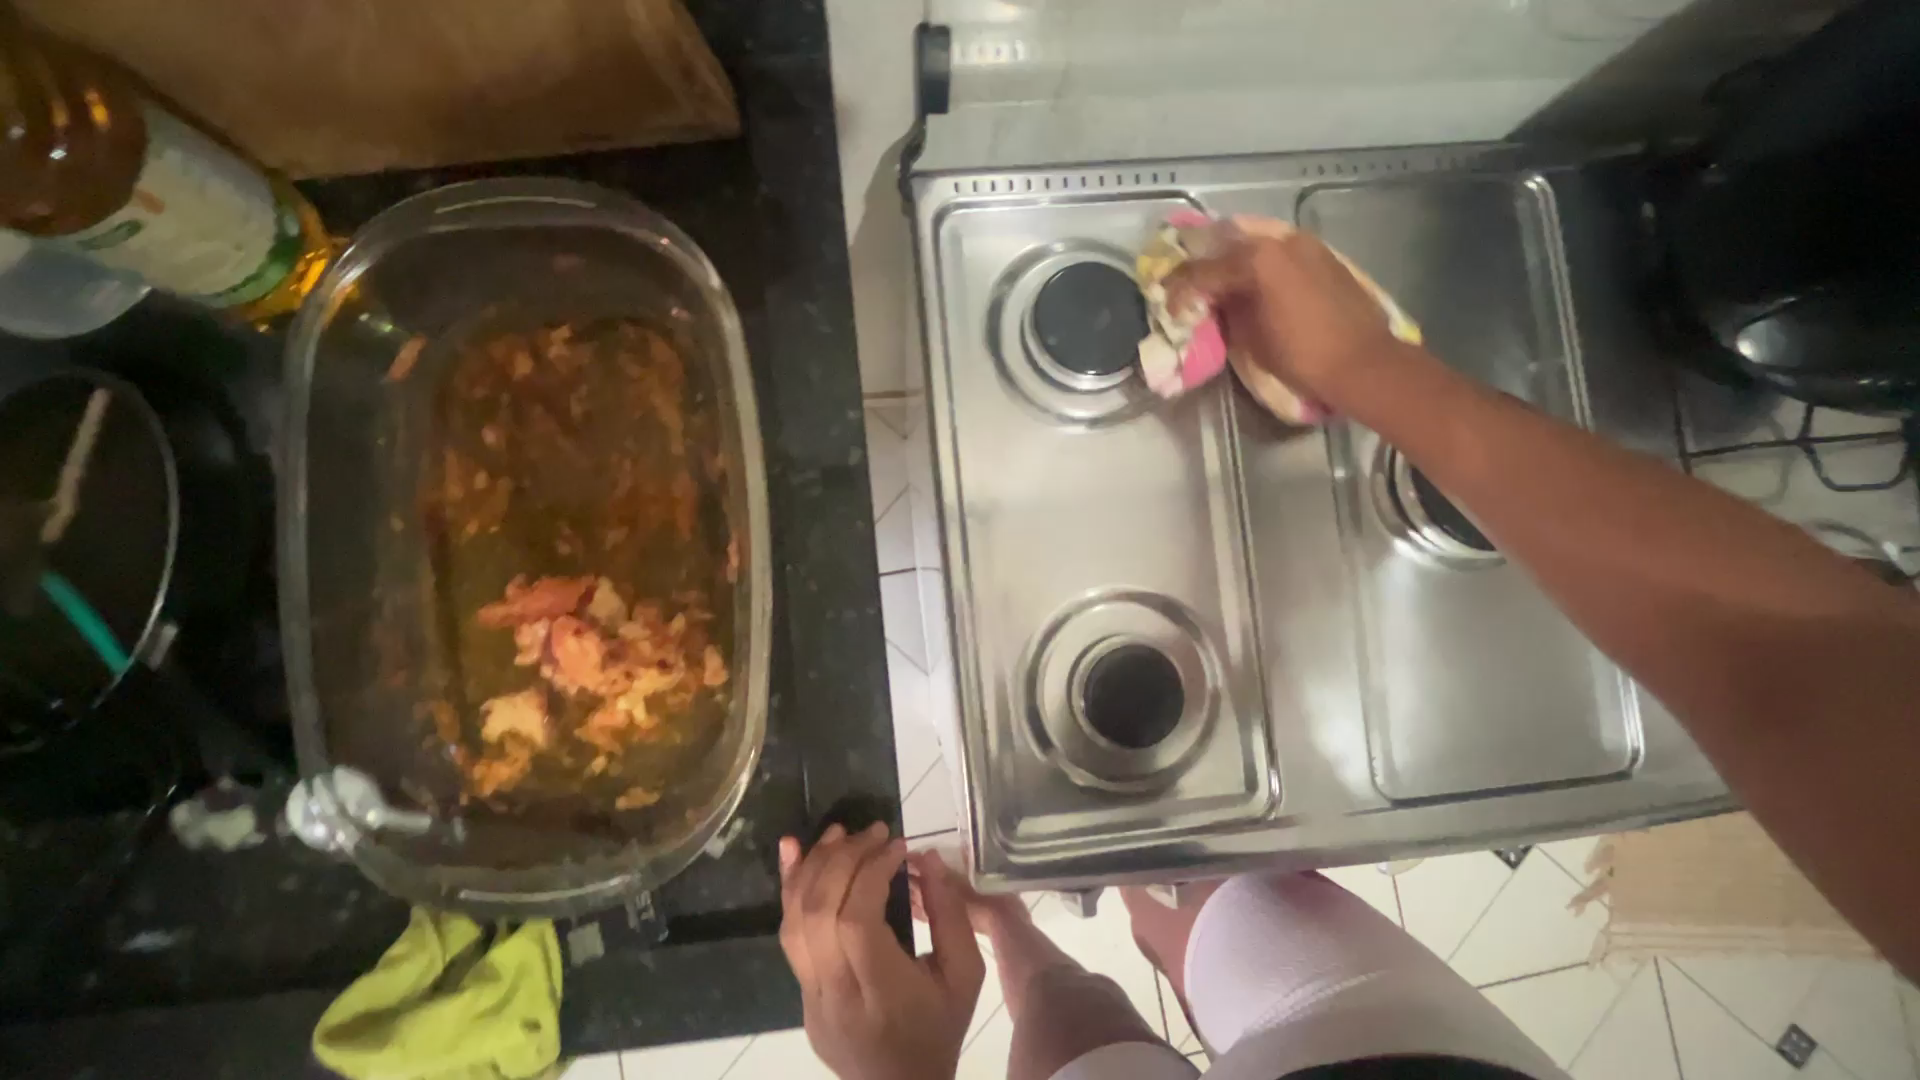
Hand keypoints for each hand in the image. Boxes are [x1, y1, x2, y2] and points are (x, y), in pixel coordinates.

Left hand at [778, 825, 985, 1079]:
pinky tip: (792, 850)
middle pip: (819, 913)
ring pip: (795, 920)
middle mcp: (835, 994)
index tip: (897, 846)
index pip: (857, 921)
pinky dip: (789, 887)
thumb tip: (928, 858)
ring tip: (840, 832)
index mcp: (881, 993)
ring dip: (814, 866)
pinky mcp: (799, 993)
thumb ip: (951, 916)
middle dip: (844, 859)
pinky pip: (787, 935)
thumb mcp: (965, 977)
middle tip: (874, 831)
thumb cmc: (939, 1030)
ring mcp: (810, 996)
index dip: (871, 872)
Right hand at [1165, 220, 1411, 407]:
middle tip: (1187, 287)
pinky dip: (1258, 263)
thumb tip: (1213, 301)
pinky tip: (1251, 283)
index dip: (1180, 289)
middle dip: (1203, 266)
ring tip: (1217, 284)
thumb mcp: (1249, 337)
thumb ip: (1226, 310)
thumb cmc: (1301, 355)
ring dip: (1232, 261)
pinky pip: (1278, 251)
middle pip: (1228, 245)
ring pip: (1254, 243)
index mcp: (1258, 259)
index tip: (1169, 306)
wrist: (1362, 361)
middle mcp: (1280, 240)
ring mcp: (1305, 244)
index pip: (1204, 269)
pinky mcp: (1322, 255)